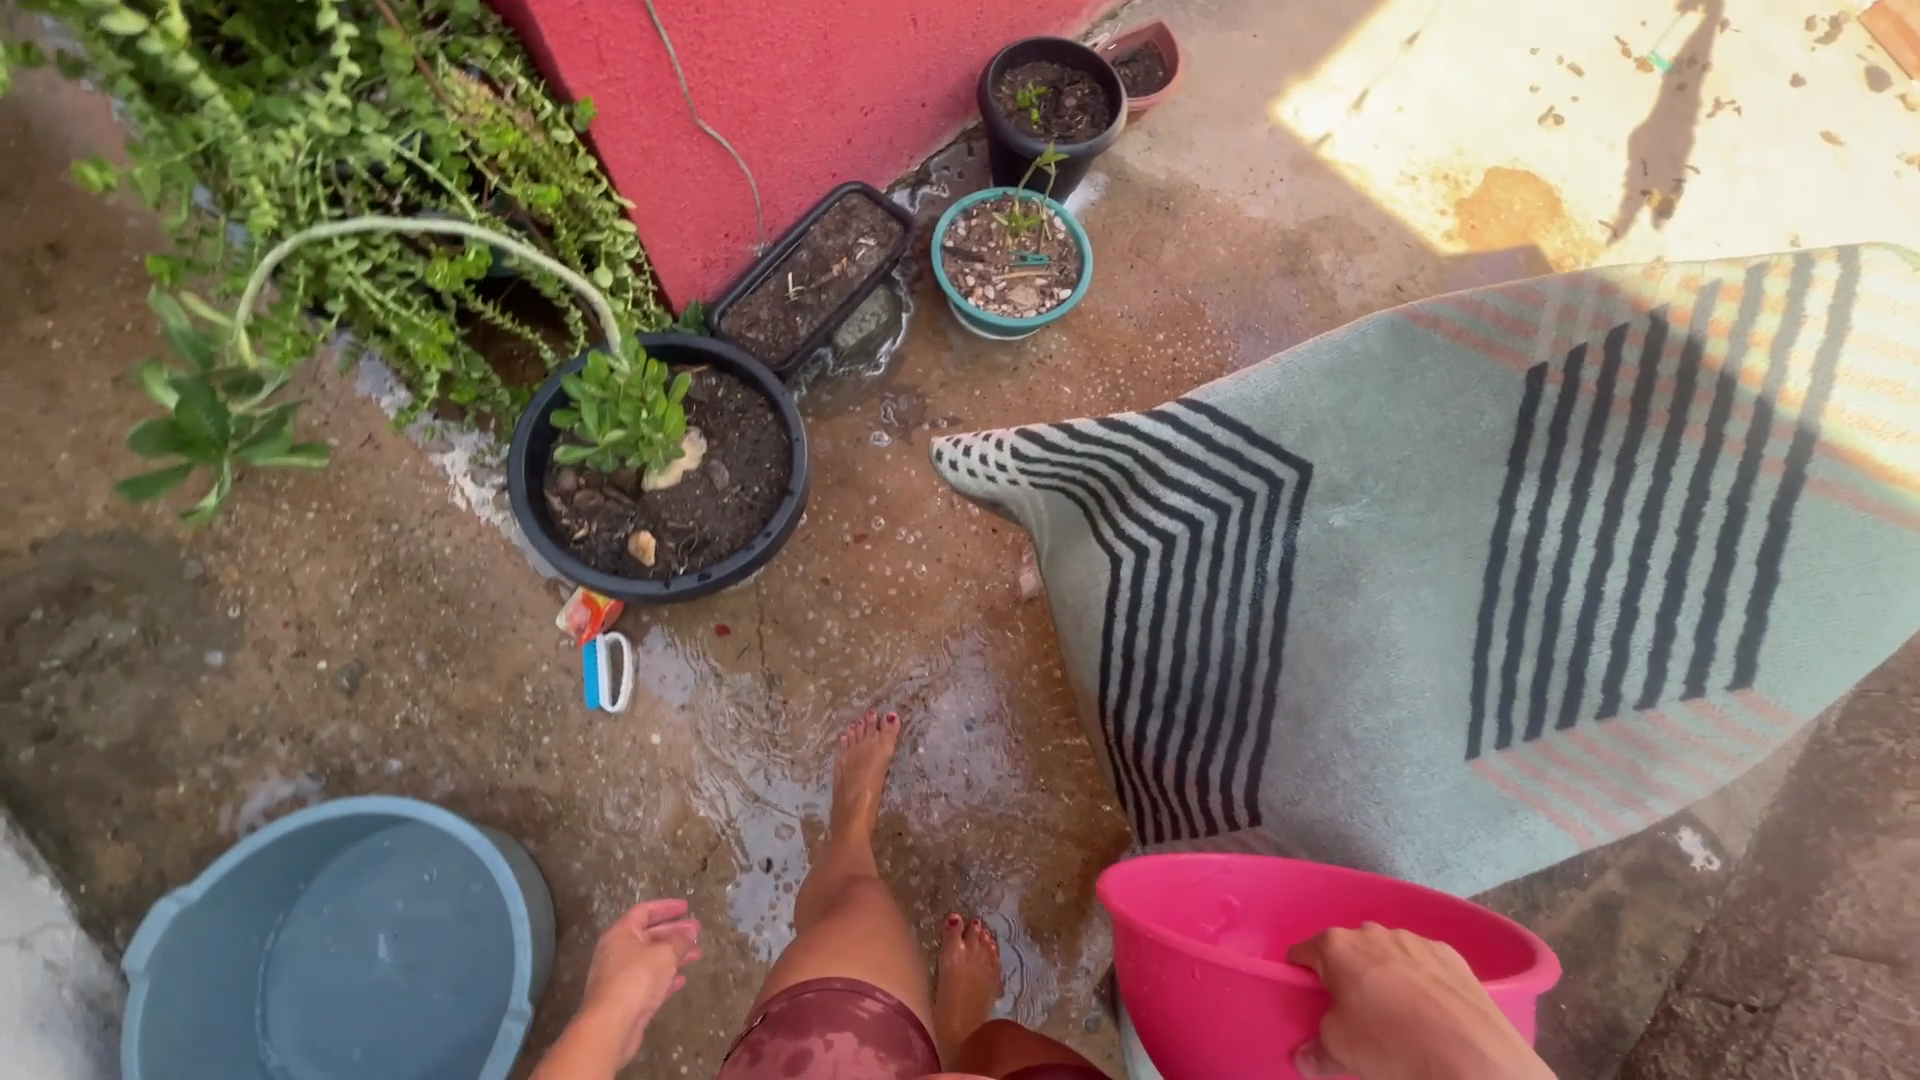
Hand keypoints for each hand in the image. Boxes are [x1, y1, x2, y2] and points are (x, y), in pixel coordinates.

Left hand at [536, 899, 700, 1078]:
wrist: (610, 1026)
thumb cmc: (636, 978)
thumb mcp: (664, 954)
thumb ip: (680, 941)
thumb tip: (690, 932)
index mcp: (621, 934)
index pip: (644, 911)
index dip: (666, 907)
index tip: (686, 907)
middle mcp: (617, 953)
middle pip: (649, 936)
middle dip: (674, 933)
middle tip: (696, 931)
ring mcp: (620, 978)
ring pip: (651, 960)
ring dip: (674, 956)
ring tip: (697, 954)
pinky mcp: (625, 1001)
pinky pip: (649, 982)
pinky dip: (665, 978)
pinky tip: (682, 979)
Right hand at [1287, 924, 1552, 1079]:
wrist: (1476, 1061)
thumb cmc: (1393, 1045)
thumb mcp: (1340, 1053)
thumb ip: (1315, 1051)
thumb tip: (1304, 1059)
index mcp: (1335, 947)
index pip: (1301, 954)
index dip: (1301, 978)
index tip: (1310, 1003)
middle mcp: (1370, 932)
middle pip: (1346, 952)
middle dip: (1347, 977)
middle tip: (1357, 1016)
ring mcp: (1413, 940)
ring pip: (1387, 955)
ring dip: (1385, 976)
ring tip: (1401, 1018)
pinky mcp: (1451, 955)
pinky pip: (1424, 964)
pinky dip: (1422, 981)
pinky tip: (1434, 1014)